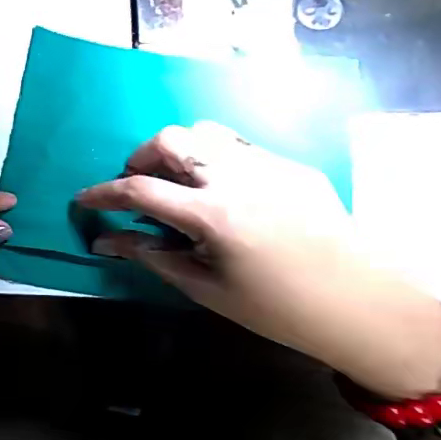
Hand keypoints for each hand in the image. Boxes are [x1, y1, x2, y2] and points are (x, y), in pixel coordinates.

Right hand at [75, 122, 440, 400]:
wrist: (356, 301)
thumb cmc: (275, 308)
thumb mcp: (205, 288)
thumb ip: (152, 256)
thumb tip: (106, 242)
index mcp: (211, 214)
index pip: (139, 190)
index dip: (103, 194)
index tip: (84, 200)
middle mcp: (235, 176)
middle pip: (169, 140)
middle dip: (140, 158)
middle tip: (138, 187)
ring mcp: (266, 164)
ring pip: (205, 132)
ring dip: (178, 149)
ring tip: (178, 181)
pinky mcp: (290, 164)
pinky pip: (240, 146)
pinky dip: (215, 157)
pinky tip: (222, 188)